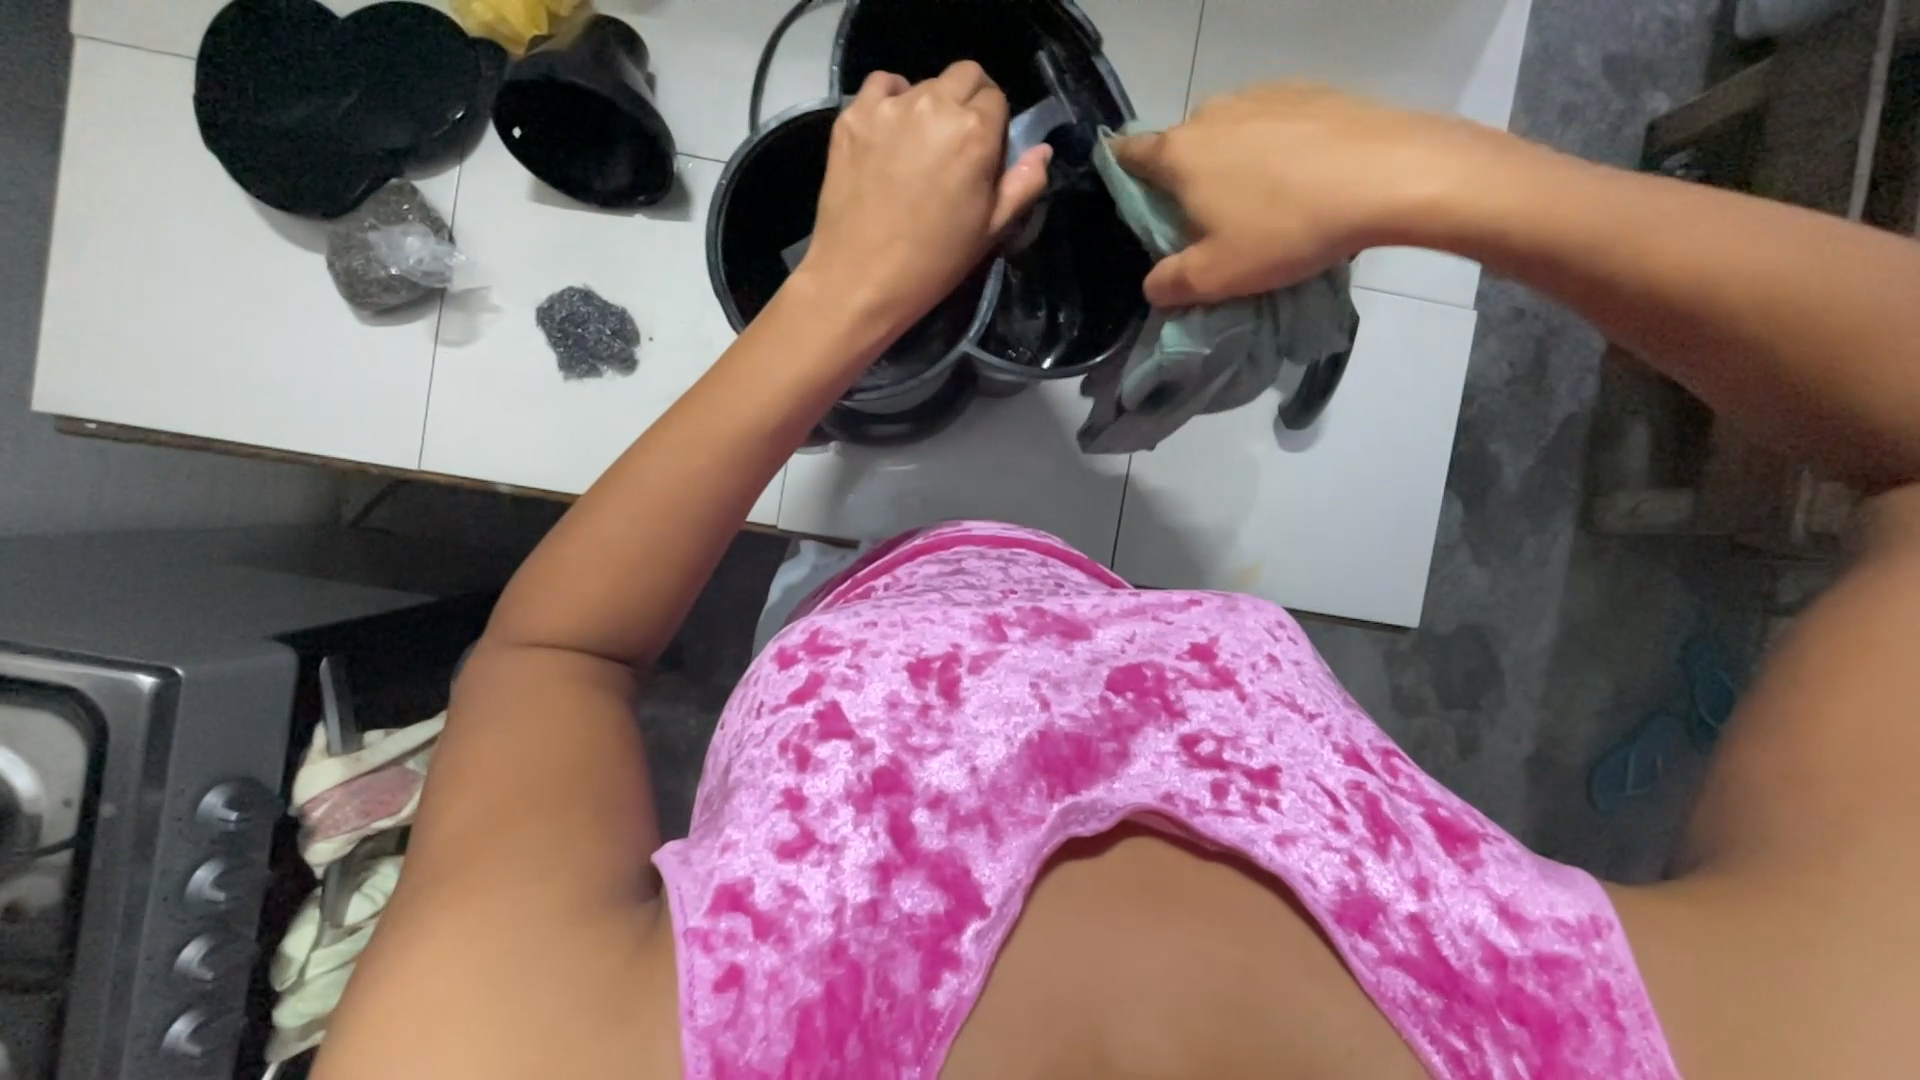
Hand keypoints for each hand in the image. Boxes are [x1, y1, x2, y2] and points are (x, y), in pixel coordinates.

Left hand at [798, 63, 1051, 335]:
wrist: (860, 279)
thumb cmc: (933, 262)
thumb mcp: (991, 230)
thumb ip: (1022, 184)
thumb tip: (1042, 151)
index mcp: (975, 131)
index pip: (997, 99)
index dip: (994, 125)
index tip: (983, 154)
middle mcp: (934, 106)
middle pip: (964, 77)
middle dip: (968, 102)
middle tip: (956, 145)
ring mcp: (888, 108)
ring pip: (923, 83)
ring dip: (930, 105)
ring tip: (919, 147)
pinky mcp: (852, 116)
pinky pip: (881, 87)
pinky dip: (891, 101)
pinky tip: (890, 133)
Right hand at [1111, 83, 1517, 306]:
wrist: (1391, 176)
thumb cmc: (1287, 228)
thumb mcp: (1217, 276)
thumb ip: (1170, 284)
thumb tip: (1154, 284)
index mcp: (1180, 153)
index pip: (1128, 155)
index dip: (1121, 175)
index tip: (1132, 199)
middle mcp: (1213, 113)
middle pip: (1182, 147)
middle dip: (1185, 179)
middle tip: (1208, 221)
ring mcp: (1264, 96)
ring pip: (1229, 134)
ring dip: (1232, 163)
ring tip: (1260, 202)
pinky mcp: (1310, 92)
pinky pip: (1273, 125)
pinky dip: (1275, 149)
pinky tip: (1301, 180)